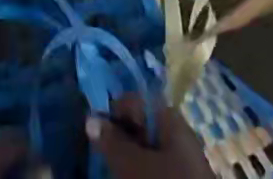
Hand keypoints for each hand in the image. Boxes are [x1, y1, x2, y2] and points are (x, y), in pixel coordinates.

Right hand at [86, 96, 215, 178]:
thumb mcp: (132, 164)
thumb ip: (111, 140)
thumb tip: (91, 119)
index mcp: (170, 119)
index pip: (135, 101)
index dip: (112, 112)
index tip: (95, 131)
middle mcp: (177, 135)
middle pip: (140, 127)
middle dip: (118, 139)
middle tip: (101, 155)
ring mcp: (181, 161)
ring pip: (146, 152)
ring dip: (126, 159)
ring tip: (111, 171)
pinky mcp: (180, 177)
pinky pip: (154, 169)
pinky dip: (138, 172)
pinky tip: (127, 177)